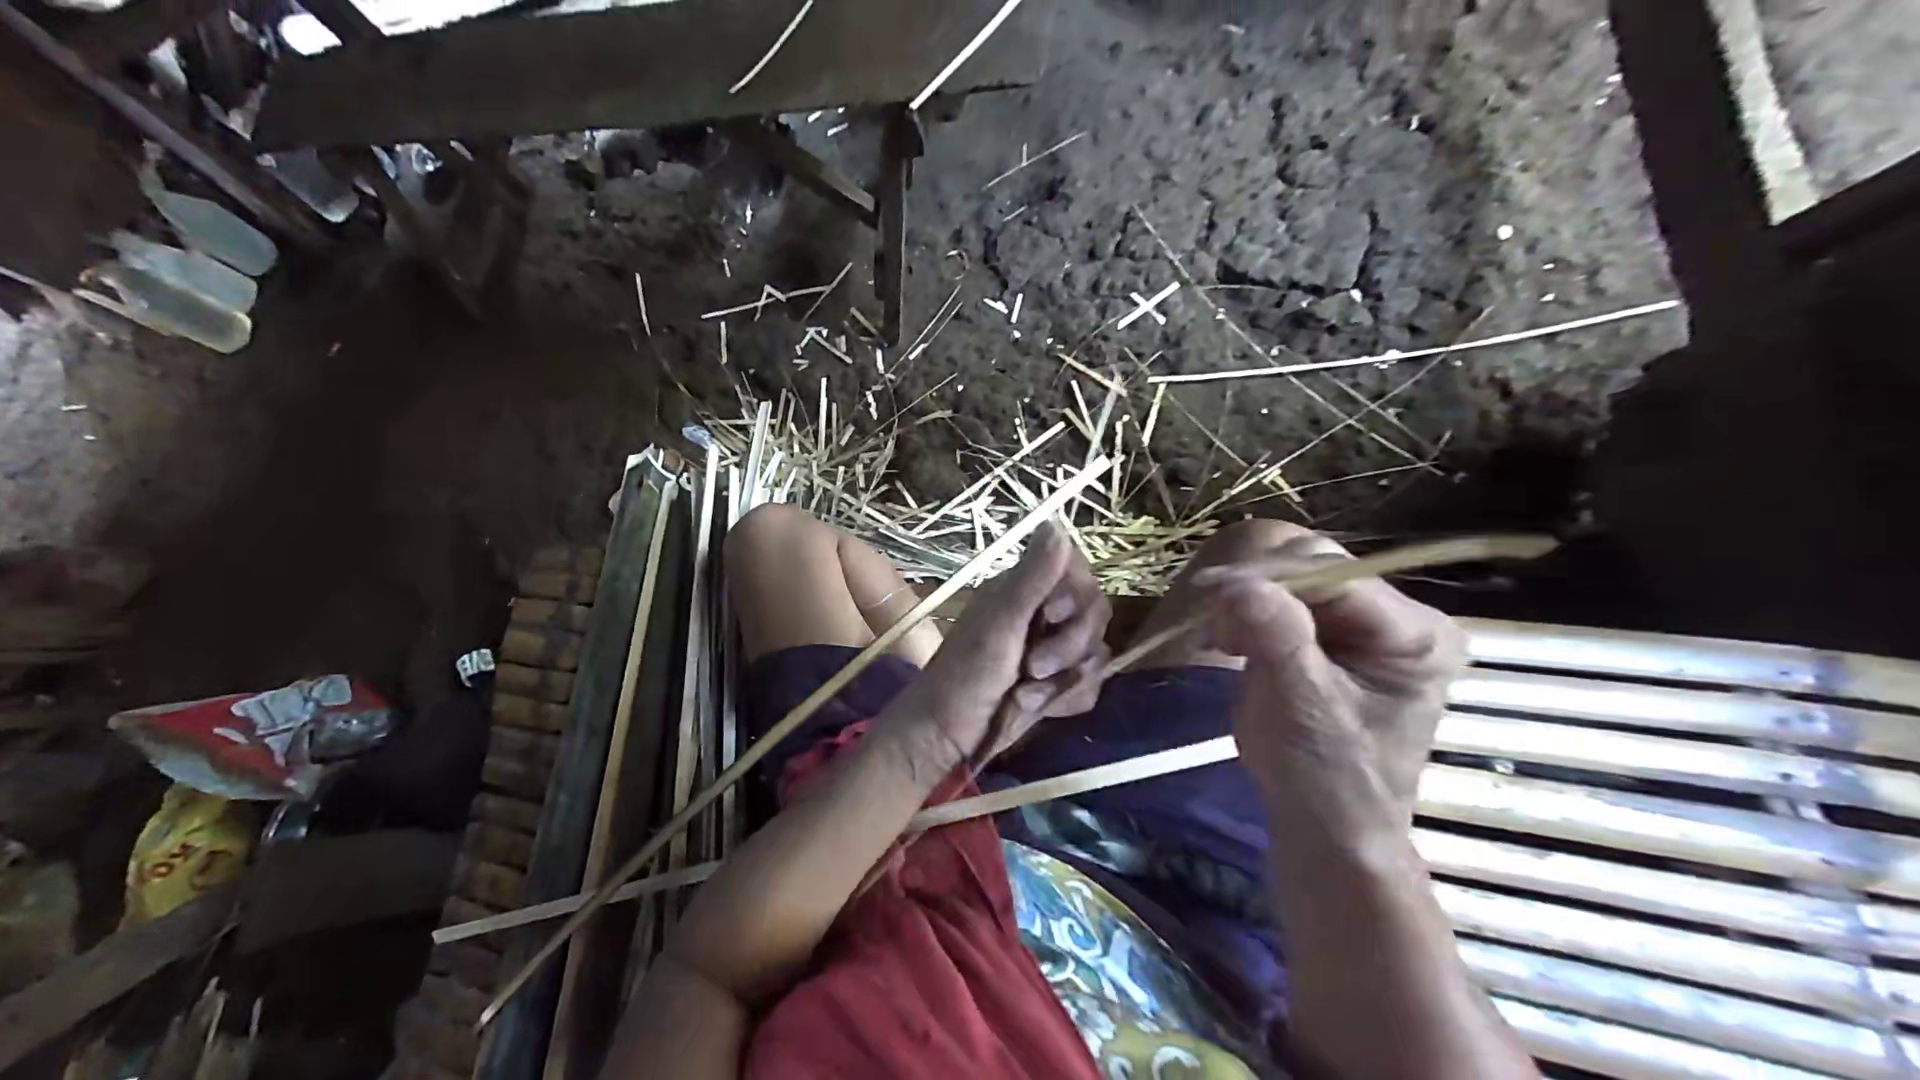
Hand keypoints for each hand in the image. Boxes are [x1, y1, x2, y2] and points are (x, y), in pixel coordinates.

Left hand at [883, 523, 1110, 766]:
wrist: (950, 739)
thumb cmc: (966, 675)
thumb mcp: (1001, 622)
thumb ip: (1033, 576)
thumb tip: (1055, 519)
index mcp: (1024, 589)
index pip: (1080, 571)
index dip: (1077, 595)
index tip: (1053, 614)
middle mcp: (1042, 614)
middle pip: (1096, 613)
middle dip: (1069, 646)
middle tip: (1032, 666)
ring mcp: (1052, 649)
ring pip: (1097, 652)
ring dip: (1063, 679)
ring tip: (1025, 692)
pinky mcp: (1059, 684)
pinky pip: (1091, 685)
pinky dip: (1066, 700)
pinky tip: (1038, 707)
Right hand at [1200, 534, 1463, 841]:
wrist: (1323, 826)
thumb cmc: (1324, 778)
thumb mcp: (1301, 708)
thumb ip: (1277, 638)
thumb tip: (1237, 583)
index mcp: (1416, 635)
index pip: (1337, 578)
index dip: (1270, 576)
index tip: (1209, 589)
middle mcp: (1400, 618)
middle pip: (1318, 569)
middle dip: (1259, 589)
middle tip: (1216, 624)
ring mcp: (1366, 625)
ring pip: (1295, 579)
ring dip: (1248, 601)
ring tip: (1224, 641)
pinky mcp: (1333, 634)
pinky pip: (1284, 600)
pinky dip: (1249, 614)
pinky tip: (1234, 642)